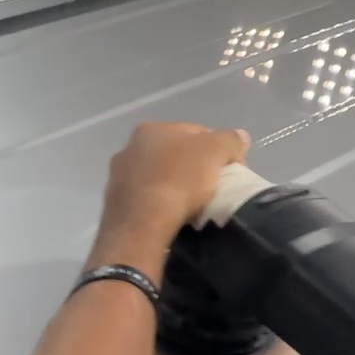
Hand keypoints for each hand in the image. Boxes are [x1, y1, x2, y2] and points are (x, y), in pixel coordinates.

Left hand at [91, 122, 249, 280]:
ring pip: (158, 178)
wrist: (141, 225)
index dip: (217, 149)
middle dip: (194, 168)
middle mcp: (128, 148)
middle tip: (212, 187)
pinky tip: (172, 217)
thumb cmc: (179, 180)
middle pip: (174, 155)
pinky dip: (159, 205)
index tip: (229, 169)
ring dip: (175, 187)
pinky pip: (146, 201)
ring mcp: (118, 178)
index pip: (194, 132)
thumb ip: (230, 141)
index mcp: (150, 129)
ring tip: (193, 205)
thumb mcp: (216, 152)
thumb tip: (239, 138)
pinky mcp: (114, 206)